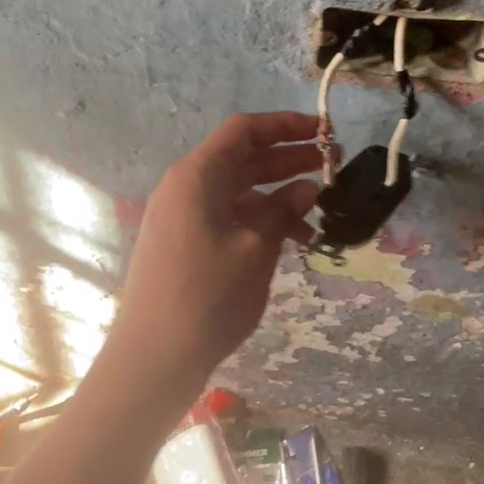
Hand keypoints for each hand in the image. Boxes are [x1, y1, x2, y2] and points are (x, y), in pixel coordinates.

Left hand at [110, 112, 321, 390]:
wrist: (151, 358)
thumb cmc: (206, 297)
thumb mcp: (254, 250)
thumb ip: (282, 211)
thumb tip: (306, 187)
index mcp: (196, 175)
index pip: (243, 130)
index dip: (284, 125)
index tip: (323, 131)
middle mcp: (186, 186)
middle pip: (242, 157)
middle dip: (287, 158)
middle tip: (332, 164)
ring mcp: (183, 215)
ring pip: (238, 189)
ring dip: (277, 193)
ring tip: (320, 204)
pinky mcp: (185, 242)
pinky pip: (228, 215)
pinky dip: (259, 219)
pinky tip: (295, 238)